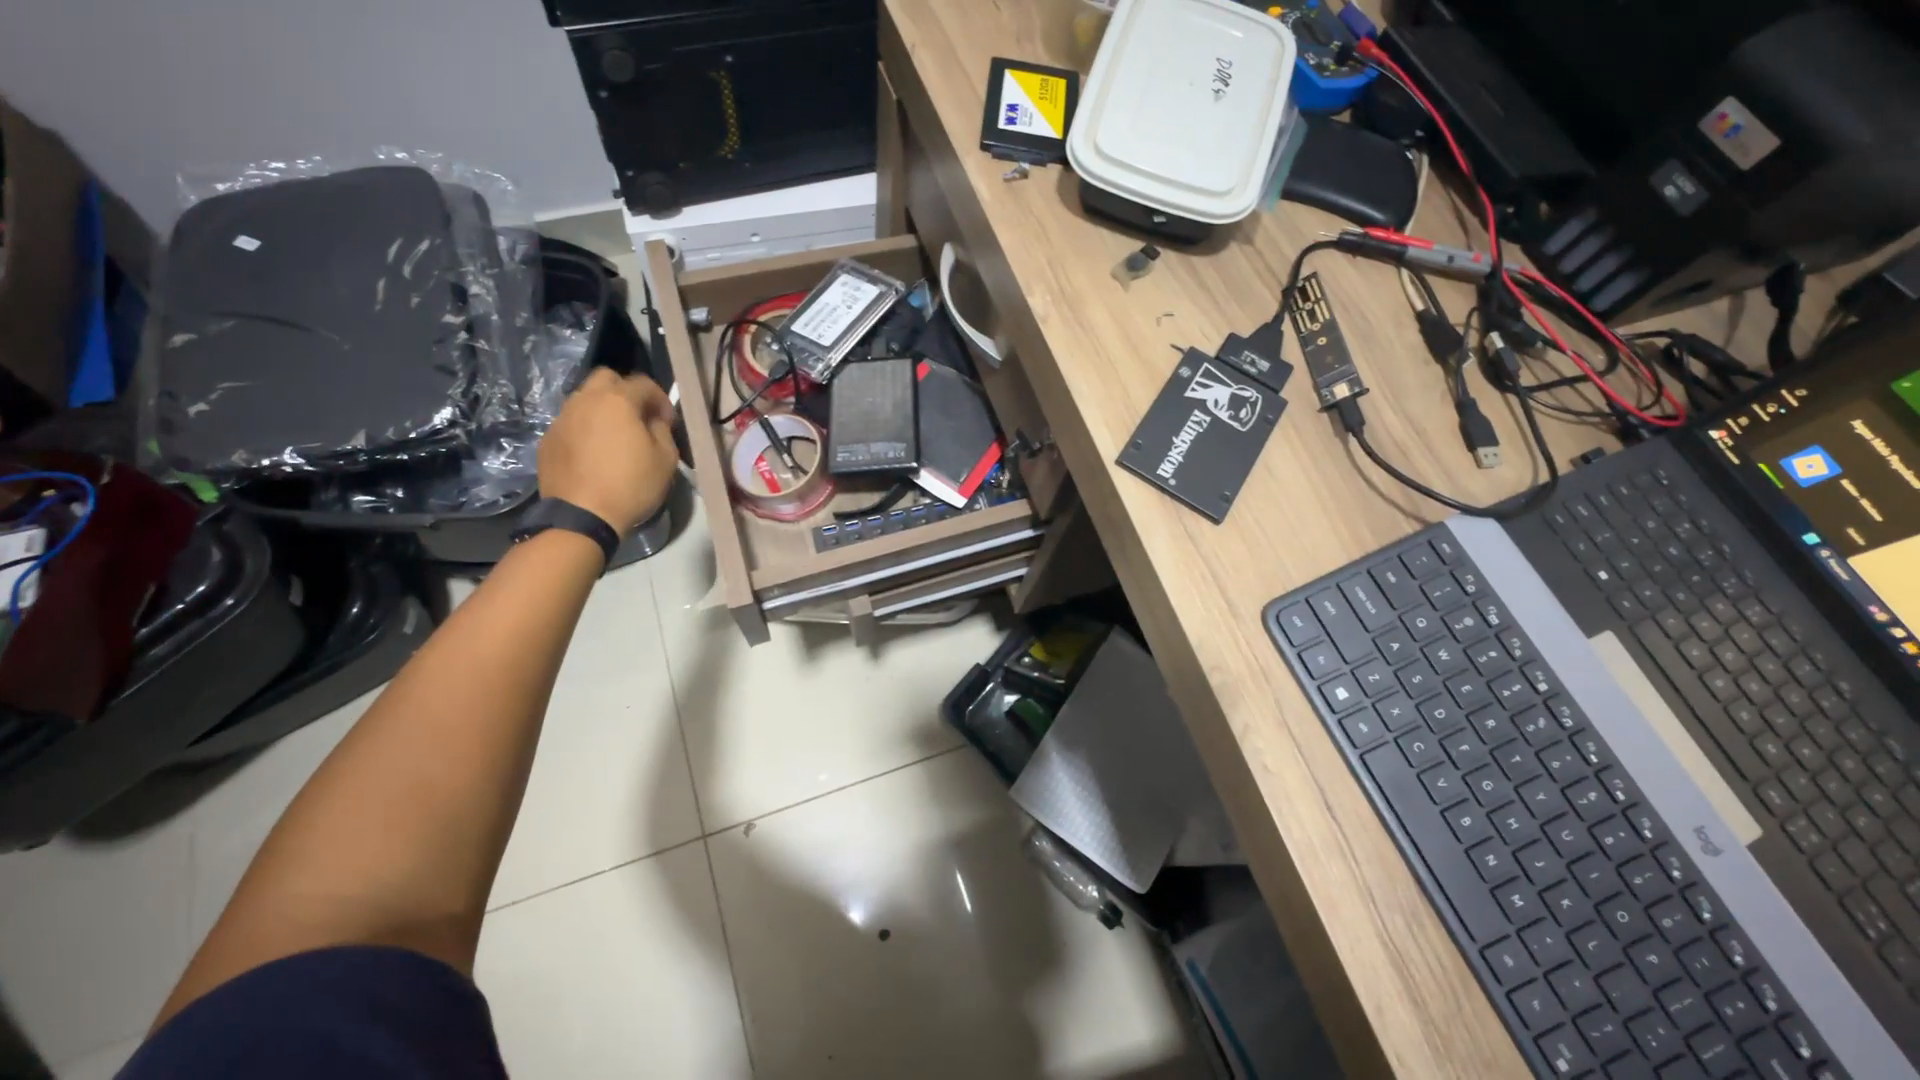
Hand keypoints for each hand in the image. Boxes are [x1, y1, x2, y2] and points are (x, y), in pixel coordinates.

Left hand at [537, 369, 677, 533]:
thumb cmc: (630, 486)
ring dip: (601, 409)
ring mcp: (561, 419)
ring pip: (583, 399)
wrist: (581, 517)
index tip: (667, 423)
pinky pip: (569, 423)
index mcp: (617, 400)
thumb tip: (653, 421)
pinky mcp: (547, 440)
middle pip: (606, 378)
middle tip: (637, 418)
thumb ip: (662, 431)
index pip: (643, 383)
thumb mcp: (665, 460)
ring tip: (613, 436)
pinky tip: (592, 454)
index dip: (660, 399)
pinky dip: (584, 429)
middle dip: (625, 391)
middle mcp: (585, 400)